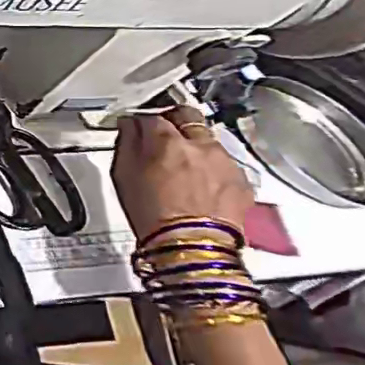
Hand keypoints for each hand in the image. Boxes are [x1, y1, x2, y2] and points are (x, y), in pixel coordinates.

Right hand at [110, 106, 252, 242]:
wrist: (191, 249)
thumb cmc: (155, 217)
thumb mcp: (123, 175)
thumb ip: (127, 142)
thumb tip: (129, 128)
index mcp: (166, 141)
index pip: (151, 116)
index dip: (142, 121)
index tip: (139, 128)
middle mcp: (200, 145)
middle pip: (187, 116)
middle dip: (175, 120)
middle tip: (165, 134)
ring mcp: (224, 162)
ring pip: (209, 140)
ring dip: (196, 146)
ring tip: (184, 167)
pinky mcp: (242, 182)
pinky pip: (226, 164)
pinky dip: (214, 168)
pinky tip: (202, 184)